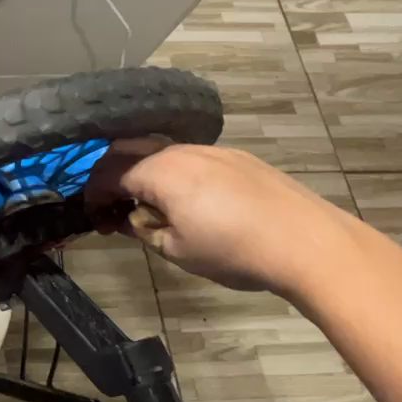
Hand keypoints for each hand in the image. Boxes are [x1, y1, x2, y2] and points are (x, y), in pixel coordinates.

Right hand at [86, 140, 386, 296]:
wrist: (308, 244)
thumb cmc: (234, 251)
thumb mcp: (176, 251)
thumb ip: (144, 230)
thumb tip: (131, 218)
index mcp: (158, 171)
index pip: (108, 176)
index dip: (93, 196)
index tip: (92, 218)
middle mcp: (181, 151)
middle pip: (130, 152)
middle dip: (113, 177)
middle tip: (113, 207)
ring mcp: (213, 150)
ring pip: (163, 153)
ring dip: (145, 174)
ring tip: (150, 206)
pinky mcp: (239, 158)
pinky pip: (192, 158)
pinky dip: (175, 174)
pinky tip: (188, 200)